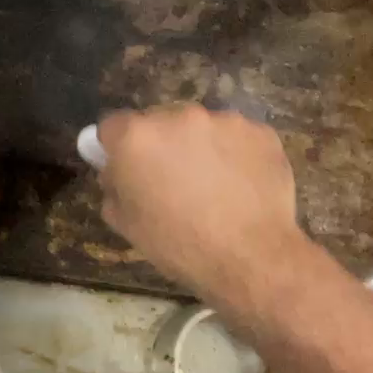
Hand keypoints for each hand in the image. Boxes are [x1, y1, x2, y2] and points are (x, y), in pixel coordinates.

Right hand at [96, 104, 308, 303]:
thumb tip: (121, 174)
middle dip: (157, 144)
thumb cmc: (174, 241)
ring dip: (195, 146)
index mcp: (135, 138)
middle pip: (157, 122)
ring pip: (198, 128)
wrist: (248, 255)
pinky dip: (230, 153)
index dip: (113, 146)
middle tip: (166, 178)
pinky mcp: (261, 131)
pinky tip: (235, 183)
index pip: (112, 125)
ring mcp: (224, 121)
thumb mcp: (122, 220)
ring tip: (207, 182)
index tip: (122, 166)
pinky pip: (234, 137)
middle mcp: (178, 118)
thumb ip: (114, 186)